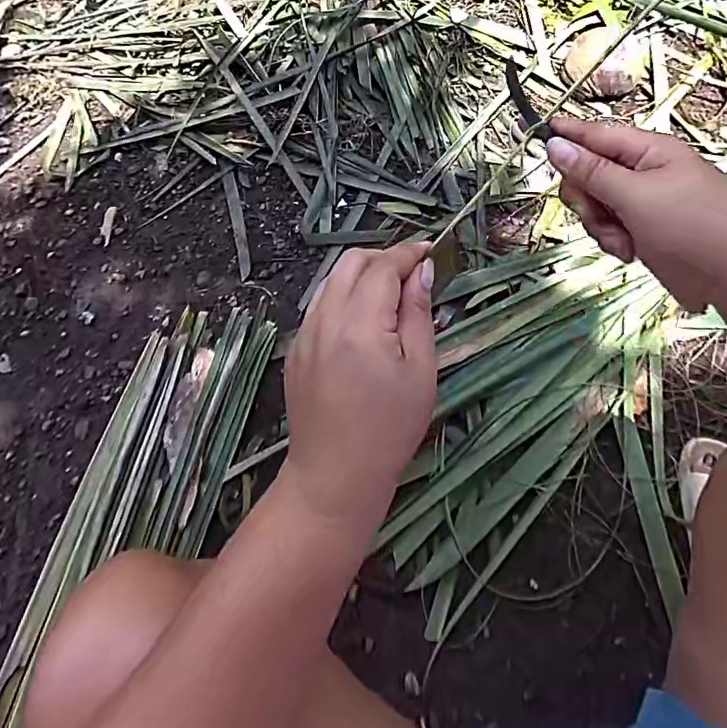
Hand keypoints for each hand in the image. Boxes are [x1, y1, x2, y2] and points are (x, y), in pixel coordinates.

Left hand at [282, 241, 436, 528]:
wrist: (335, 477)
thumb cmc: (390, 428)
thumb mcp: (420, 371)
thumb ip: (419, 314)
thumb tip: (423, 270)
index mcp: (359, 324)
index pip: (383, 267)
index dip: (409, 253)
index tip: (430, 250)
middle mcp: (325, 319)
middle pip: (351, 262)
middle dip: (383, 257)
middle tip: (412, 275)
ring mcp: (304, 334)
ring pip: (331, 279)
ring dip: (362, 274)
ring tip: (391, 295)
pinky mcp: (296, 350)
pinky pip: (320, 305)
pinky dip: (344, 296)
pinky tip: (364, 321)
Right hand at [547, 117, 726, 311]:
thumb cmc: (695, 227)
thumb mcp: (637, 196)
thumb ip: (592, 172)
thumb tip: (555, 144)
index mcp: (649, 151)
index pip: (597, 134)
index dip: (567, 135)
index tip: (537, 134)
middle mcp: (645, 172)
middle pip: (590, 174)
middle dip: (586, 197)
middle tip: (597, 214)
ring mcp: (646, 203)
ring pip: (598, 205)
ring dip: (600, 225)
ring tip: (624, 242)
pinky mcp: (647, 231)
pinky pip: (612, 228)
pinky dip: (614, 240)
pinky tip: (631, 252)